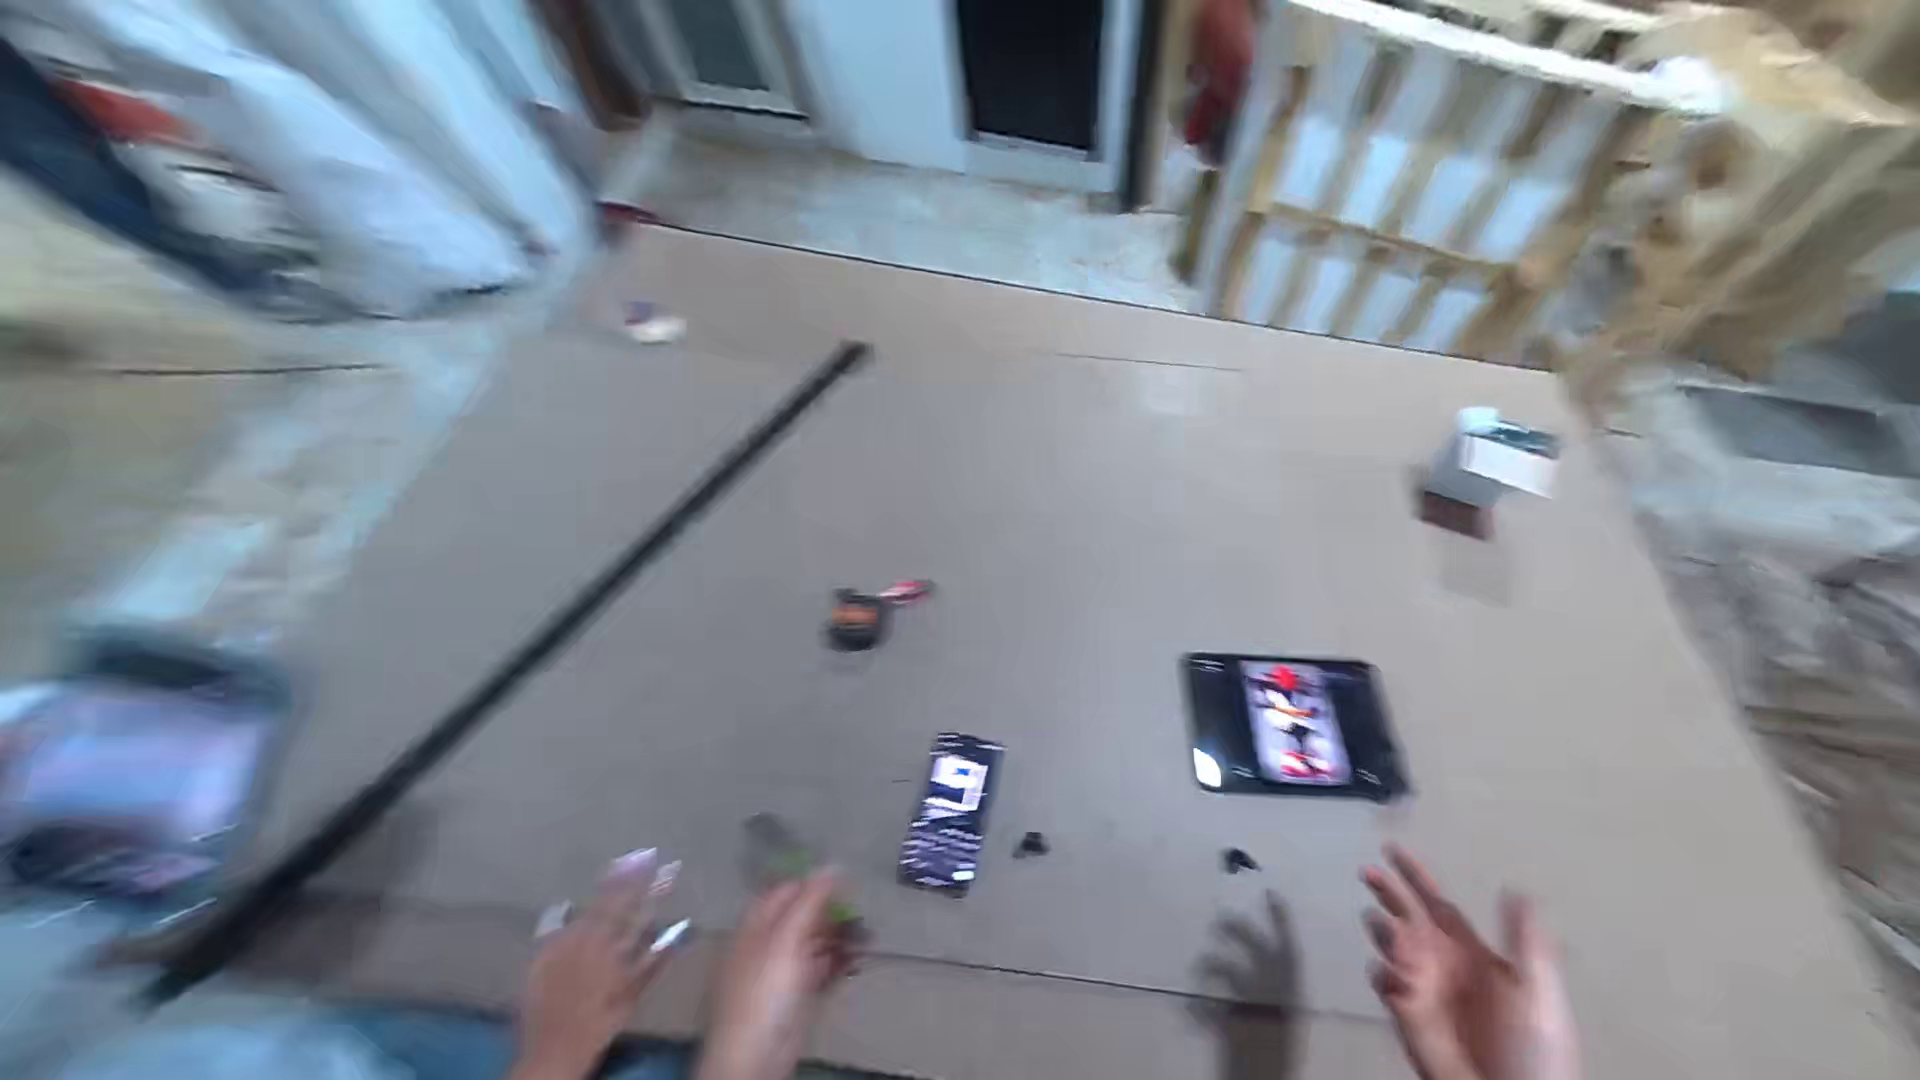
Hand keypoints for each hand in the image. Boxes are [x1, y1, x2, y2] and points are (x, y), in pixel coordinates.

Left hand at [510, 849, 680, 1079]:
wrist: (552, 1052)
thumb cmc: (602, 1022)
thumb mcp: (634, 991)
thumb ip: (658, 957)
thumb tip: (683, 925)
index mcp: (615, 947)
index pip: (641, 908)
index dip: (656, 885)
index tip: (670, 864)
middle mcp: (591, 940)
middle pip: (614, 901)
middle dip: (630, 876)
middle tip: (643, 853)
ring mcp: (564, 946)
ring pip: (588, 909)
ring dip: (604, 886)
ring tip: (616, 865)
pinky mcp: (541, 957)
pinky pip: (553, 928)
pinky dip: (560, 915)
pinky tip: (564, 904)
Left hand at [695, 870, 853, 1079]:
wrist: (753, 1062)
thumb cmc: (765, 991)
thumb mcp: (788, 938)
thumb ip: (811, 899)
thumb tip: (834, 864)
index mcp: (757, 924)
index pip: (788, 890)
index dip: (815, 884)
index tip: (846, 883)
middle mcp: (768, 943)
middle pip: (803, 916)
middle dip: (833, 913)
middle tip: (861, 913)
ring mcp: (781, 972)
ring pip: (814, 943)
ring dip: (840, 938)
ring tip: (867, 938)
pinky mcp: (795, 997)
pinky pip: (819, 970)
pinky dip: (838, 962)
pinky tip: (856, 961)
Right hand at [1362, 846, 1579, 1079]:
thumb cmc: (1530, 1048)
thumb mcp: (1537, 995)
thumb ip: (1526, 944)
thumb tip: (1518, 891)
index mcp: (1469, 950)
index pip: (1436, 902)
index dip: (1414, 874)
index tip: (1390, 848)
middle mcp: (1439, 958)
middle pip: (1403, 912)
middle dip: (1385, 890)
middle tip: (1367, 871)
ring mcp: (1418, 980)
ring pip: (1386, 938)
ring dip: (1382, 929)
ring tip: (1389, 931)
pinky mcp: (1401, 1004)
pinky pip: (1381, 977)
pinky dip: (1383, 970)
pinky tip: (1397, 977)